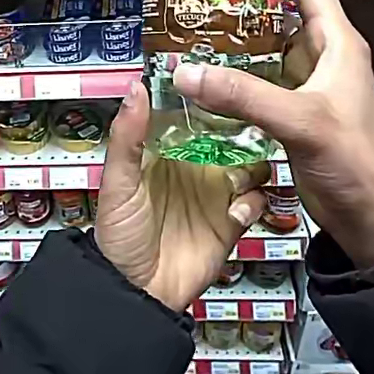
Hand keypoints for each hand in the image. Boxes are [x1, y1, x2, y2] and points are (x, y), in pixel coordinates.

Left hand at [96, 81, 268, 311]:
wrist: (137, 293)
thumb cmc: (118, 234)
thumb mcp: (118, 181)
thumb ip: (128, 136)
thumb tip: (137, 88)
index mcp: (166, 152)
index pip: (191, 116)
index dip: (207, 99)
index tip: (222, 80)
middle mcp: (193, 167)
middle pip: (227, 136)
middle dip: (241, 129)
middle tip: (250, 123)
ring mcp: (214, 194)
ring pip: (248, 165)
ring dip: (252, 164)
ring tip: (244, 170)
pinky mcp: (231, 222)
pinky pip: (255, 203)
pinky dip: (254, 202)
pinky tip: (237, 210)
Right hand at [172, 0, 373, 268]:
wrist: (370, 217)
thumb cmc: (355, 161)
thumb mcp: (301, 120)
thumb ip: (244, 95)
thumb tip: (187, 72)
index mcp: (336, 43)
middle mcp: (320, 55)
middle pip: (281, 8)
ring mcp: (304, 83)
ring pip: (266, 44)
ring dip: (236, 31)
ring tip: (193, 15)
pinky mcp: (291, 108)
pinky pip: (257, 77)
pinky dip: (233, 69)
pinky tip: (205, 68)